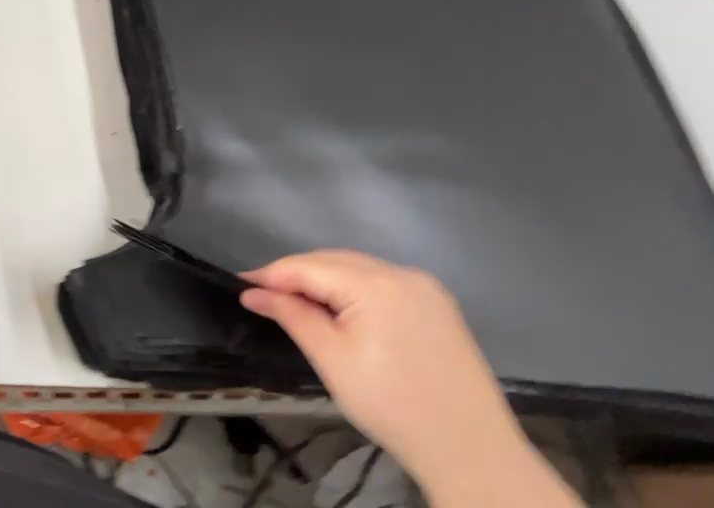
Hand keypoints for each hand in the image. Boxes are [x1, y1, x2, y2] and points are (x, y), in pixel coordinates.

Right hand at [239, 251, 520, 481]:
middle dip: (297, 276)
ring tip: (300, 307)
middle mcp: (403, 274)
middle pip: (332, 261)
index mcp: (375, 284)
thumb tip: (253, 292)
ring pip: (358, 269)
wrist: (472, 451)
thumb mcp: (330, 358)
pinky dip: (355, 290)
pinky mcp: (439, 306)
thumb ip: (291, 315)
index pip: (306, 266)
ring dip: (325, 282)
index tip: (241, 287)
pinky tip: (344, 313)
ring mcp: (426, 289)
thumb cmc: (391, 404)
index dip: (270, 275)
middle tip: (266, 299)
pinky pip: (383, 283)